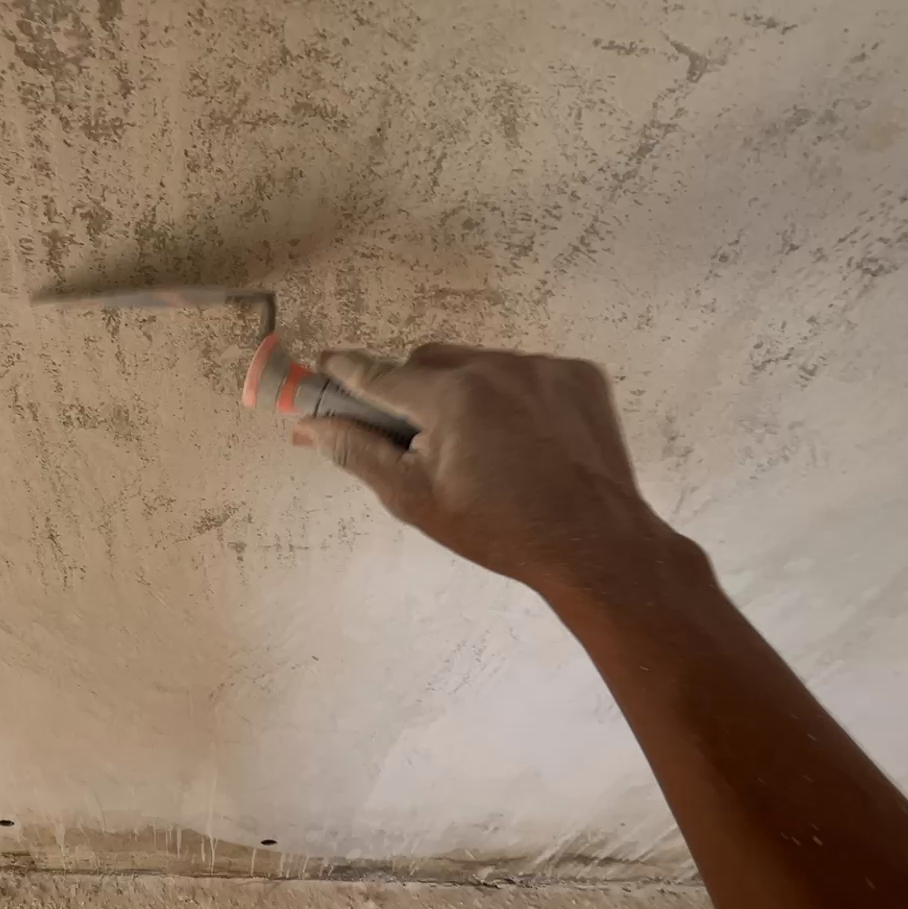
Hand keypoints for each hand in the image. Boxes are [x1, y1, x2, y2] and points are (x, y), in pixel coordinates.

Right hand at [292, 344, 665, 594]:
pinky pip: (518, 369)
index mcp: (453, 396)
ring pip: (472, 362)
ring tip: (474, 441)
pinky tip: (517, 435)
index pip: (380, 374)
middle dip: (409, 390)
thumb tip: (310, 425)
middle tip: (415, 436)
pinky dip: (504, 393)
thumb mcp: (412, 498)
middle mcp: (497, 366)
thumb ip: (355, 452)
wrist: (597, 547)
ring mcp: (544, 366)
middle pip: (426, 361)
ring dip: (457, 389)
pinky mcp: (579, 374)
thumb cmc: (495, 528)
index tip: (322, 361)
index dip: (345, 370)